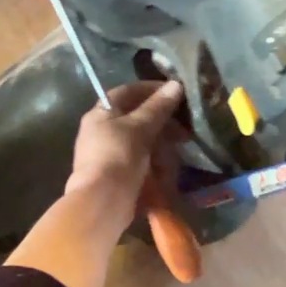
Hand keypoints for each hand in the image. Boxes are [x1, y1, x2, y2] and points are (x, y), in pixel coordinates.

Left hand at [66, 81, 185, 216]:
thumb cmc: (118, 156)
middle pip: (135, 117)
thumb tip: (175, 84)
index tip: (175, 92)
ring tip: (182, 144)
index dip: (151, 89)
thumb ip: (157, 107)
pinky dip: (154, 159)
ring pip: (140, 140)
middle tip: (184, 124)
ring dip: (161, 141)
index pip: (127, 92)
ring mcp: (108, 153)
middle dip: (161, 120)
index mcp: (101, 113)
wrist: (102, 202)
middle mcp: (101, 130)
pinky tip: (169, 164)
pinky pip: (139, 160)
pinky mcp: (116, 173)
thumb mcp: (140, 128)